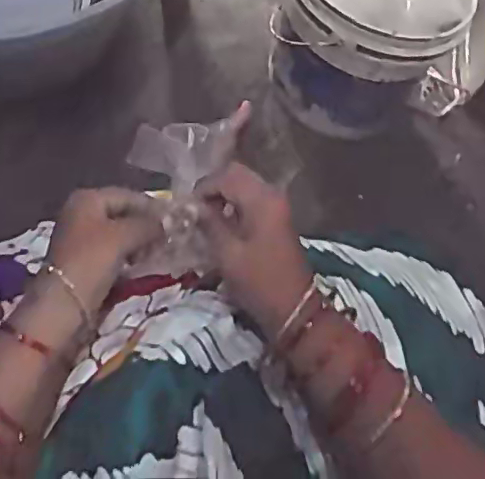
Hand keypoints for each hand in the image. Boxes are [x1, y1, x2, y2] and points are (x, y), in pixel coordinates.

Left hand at [44, 188, 163, 309]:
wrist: (62, 306)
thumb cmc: (91, 261)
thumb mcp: (122, 237)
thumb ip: (147, 225)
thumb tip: (168, 221)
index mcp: (87, 199)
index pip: (127, 195)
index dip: (150, 206)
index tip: (173, 219)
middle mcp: (82, 212)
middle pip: (122, 213)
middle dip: (145, 225)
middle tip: (168, 237)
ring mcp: (81, 236)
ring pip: (118, 233)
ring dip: (138, 242)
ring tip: (156, 252)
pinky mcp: (83, 259)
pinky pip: (112, 250)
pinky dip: (127, 254)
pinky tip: (140, 264)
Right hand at [197, 163, 313, 331]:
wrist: (296, 310)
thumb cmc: (260, 282)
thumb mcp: (228, 254)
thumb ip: (209, 223)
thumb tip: (192, 206)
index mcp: (261, 199)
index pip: (225, 177)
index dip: (203, 188)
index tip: (188, 208)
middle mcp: (271, 193)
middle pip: (236, 173)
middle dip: (213, 187)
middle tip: (197, 209)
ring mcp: (277, 203)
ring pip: (243, 183)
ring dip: (224, 194)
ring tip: (207, 217)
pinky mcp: (277, 215)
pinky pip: (251, 196)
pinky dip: (235, 202)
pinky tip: (224, 223)